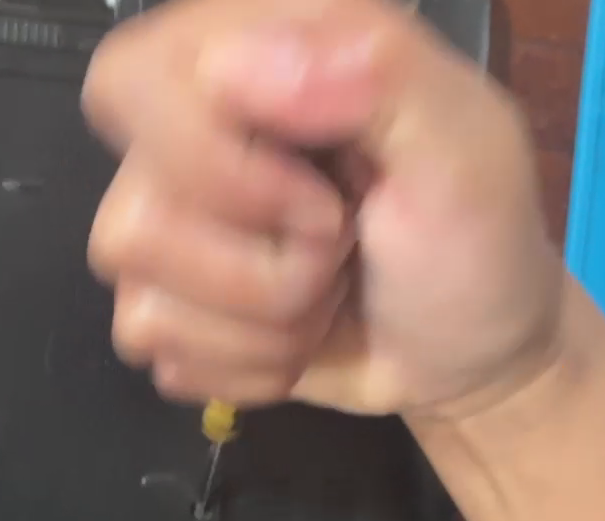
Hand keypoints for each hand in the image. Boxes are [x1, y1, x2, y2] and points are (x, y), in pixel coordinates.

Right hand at [82, 0, 571, 418]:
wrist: (463, 359)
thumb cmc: (472, 245)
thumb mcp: (466, 144)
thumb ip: (377, 67)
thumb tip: (234, 67)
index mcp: (249, 66)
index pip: (133, 83)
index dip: (209, 160)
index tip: (316, 199)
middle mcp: (189, 153)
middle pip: (131, 220)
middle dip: (258, 268)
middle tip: (337, 252)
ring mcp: (174, 247)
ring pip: (142, 307)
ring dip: (262, 327)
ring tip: (323, 302)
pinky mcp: (177, 324)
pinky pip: (166, 361)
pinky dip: (248, 371)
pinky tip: (296, 346)